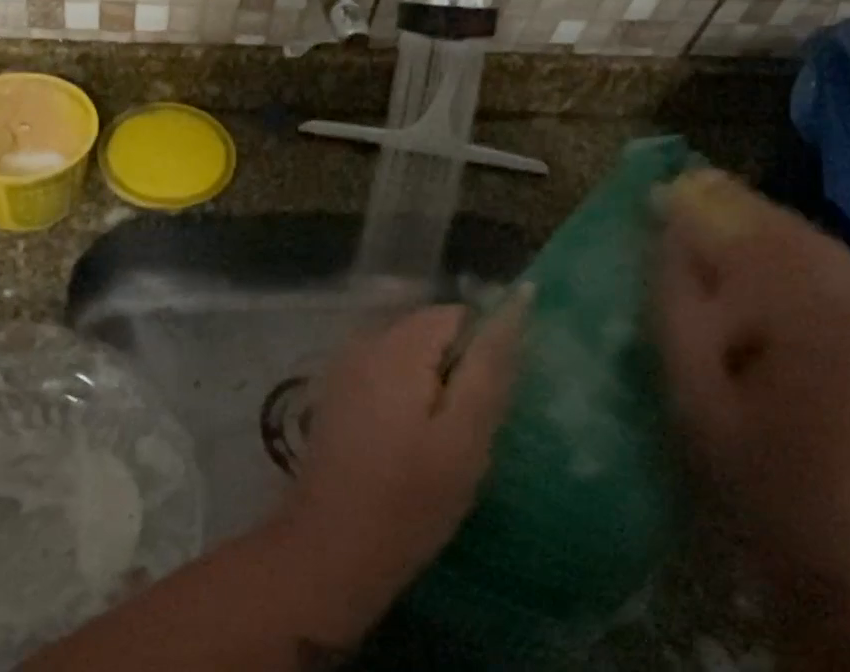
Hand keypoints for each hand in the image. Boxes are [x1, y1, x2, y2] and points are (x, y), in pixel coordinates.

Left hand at [271, 302, 524, 609]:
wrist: (330, 549)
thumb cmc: (409, 498)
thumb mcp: (465, 435)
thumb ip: (491, 365)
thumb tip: (519, 300)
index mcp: (397, 343)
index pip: (458, 315)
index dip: (485, 353)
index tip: (491, 405)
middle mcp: (364, 341)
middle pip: (429, 332)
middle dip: (457, 370)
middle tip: (468, 431)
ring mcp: (343, 367)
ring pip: (407, 356)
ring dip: (431, 387)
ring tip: (440, 444)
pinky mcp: (334, 395)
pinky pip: (383, 377)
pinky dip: (404, 399)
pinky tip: (407, 446)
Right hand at [656, 169, 849, 600]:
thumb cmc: (757, 476)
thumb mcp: (695, 393)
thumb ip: (677, 307)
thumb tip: (663, 235)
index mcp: (809, 315)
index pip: (748, 234)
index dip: (699, 205)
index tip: (655, 187)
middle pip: (795, 232)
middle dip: (739, 208)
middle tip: (684, 196)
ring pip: (825, 255)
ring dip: (770, 232)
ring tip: (718, 225)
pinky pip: (843, 285)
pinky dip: (798, 262)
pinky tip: (768, 278)